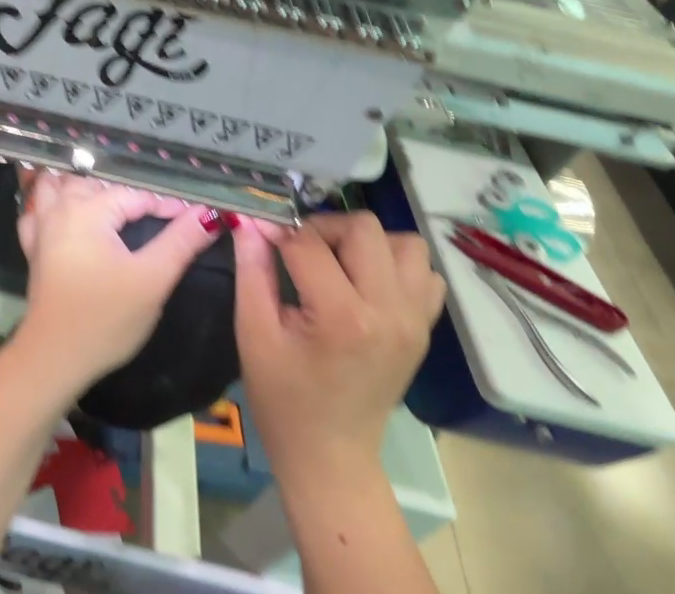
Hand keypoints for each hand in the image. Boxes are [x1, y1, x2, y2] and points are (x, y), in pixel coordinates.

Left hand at [14, 173, 221, 380]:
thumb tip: (211, 213)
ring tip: (113, 198)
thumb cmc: (106, 318)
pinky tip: (68, 210)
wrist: (55, 357)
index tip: (194, 216)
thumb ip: (181, 241)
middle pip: (98, 182)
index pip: (136, 193)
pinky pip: (39, 210)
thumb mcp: (152, 279)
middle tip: (160, 210)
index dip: (168, 204)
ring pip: (60, 186)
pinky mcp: (33, 247)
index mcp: (87, 209)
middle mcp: (59, 208)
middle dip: (130, 191)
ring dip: (84, 185)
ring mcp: (40, 226)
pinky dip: (52, 203)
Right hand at [233, 212, 446, 472]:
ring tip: (337, 264)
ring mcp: (415, 320)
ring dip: (366, 243)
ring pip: (403, 243)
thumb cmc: (282, 397)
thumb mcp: (253, 333)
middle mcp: (389, 310)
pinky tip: (365, 284)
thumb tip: (249, 222)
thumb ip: (251, 270)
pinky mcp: (424, 328)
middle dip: (324, 229)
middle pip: (364, 229)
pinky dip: (395, 266)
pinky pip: (423, 273)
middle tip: (299, 251)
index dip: (277, 233)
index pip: (308, 243)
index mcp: (342, 316)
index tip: (260, 239)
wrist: (329, 452)